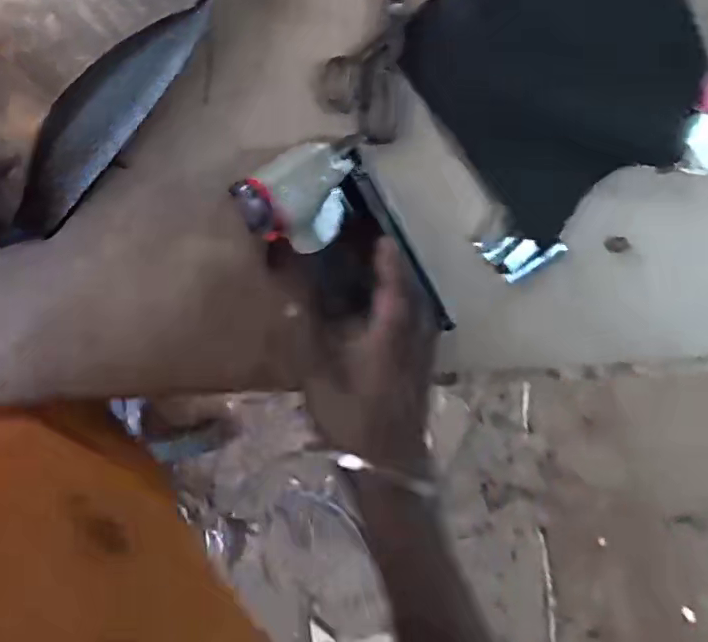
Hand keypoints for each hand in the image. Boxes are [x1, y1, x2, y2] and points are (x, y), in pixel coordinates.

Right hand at [294, 237, 439, 469]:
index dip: (388, 265)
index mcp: (388, 341)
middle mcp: (410, 345)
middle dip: (398, 270)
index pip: (394, 293)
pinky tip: (390, 312)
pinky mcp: (418, 373)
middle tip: (379, 247)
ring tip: (385, 272)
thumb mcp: (320, 375)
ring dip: (404, 289)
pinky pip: (417, 328)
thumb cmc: (352, 420)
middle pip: (412, 299)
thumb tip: (289, 297)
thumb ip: (306, 333)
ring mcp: (418, 361)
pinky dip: (406, 309)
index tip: (382, 238)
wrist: (389, 470)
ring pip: (418, 314)